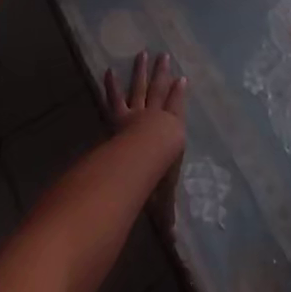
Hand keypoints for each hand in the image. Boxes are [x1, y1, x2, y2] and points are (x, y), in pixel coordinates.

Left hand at [105, 52, 187, 230]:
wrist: (144, 154)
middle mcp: (155, 117)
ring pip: (139, 88)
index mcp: (172, 131)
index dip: (179, 95)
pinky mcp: (118, 115)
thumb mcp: (165, 193)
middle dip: (162, 74)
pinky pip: (114, 98)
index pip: (177, 109)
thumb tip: (171, 237)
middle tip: (165, 55)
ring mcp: (136, 113)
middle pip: (159, 91)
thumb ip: (165, 212)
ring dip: (141, 71)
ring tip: (143, 53)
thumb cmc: (159, 172)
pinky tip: (107, 71)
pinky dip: (110, 85)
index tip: (183, 78)